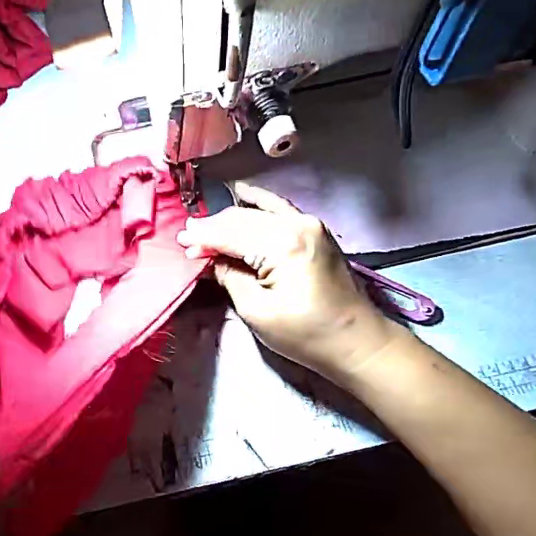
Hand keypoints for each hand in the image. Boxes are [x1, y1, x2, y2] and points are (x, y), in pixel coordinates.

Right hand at [176, 182, 402, 378]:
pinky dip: (258, 203)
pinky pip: (279, 209)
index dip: (202, 238)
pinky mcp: (315, 230)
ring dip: (230, 220)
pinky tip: (242, 194)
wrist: (356, 341)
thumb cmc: (304, 333)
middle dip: (212, 229)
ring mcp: (309, 224)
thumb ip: (229, 276)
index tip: (179, 242)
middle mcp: (297, 224)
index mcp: (282, 244)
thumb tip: (206, 257)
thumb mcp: (256, 310)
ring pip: (257, 212)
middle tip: (188, 241)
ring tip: (205, 229)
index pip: (230, 233)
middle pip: (241, 219)